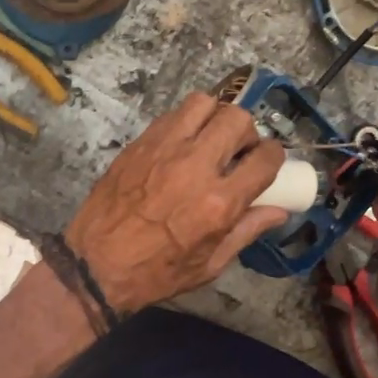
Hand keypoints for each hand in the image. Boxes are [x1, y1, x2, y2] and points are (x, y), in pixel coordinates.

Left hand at [66, 92, 289, 312]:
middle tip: (238, 151)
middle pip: (238, 120)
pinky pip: (172, 115)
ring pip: (204, 103)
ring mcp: (164, 150)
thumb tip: (280, 211)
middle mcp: (195, 166)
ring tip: (210, 139)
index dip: (274, 157)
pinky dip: (186, 123)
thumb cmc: (156, 274)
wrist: (97, 266)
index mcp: (219, 203)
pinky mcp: (139, 144)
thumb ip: (247, 231)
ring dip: (216, 117)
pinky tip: (182, 145)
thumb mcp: (210, 264)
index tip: (268, 163)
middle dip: (247, 133)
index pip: (265, 159)